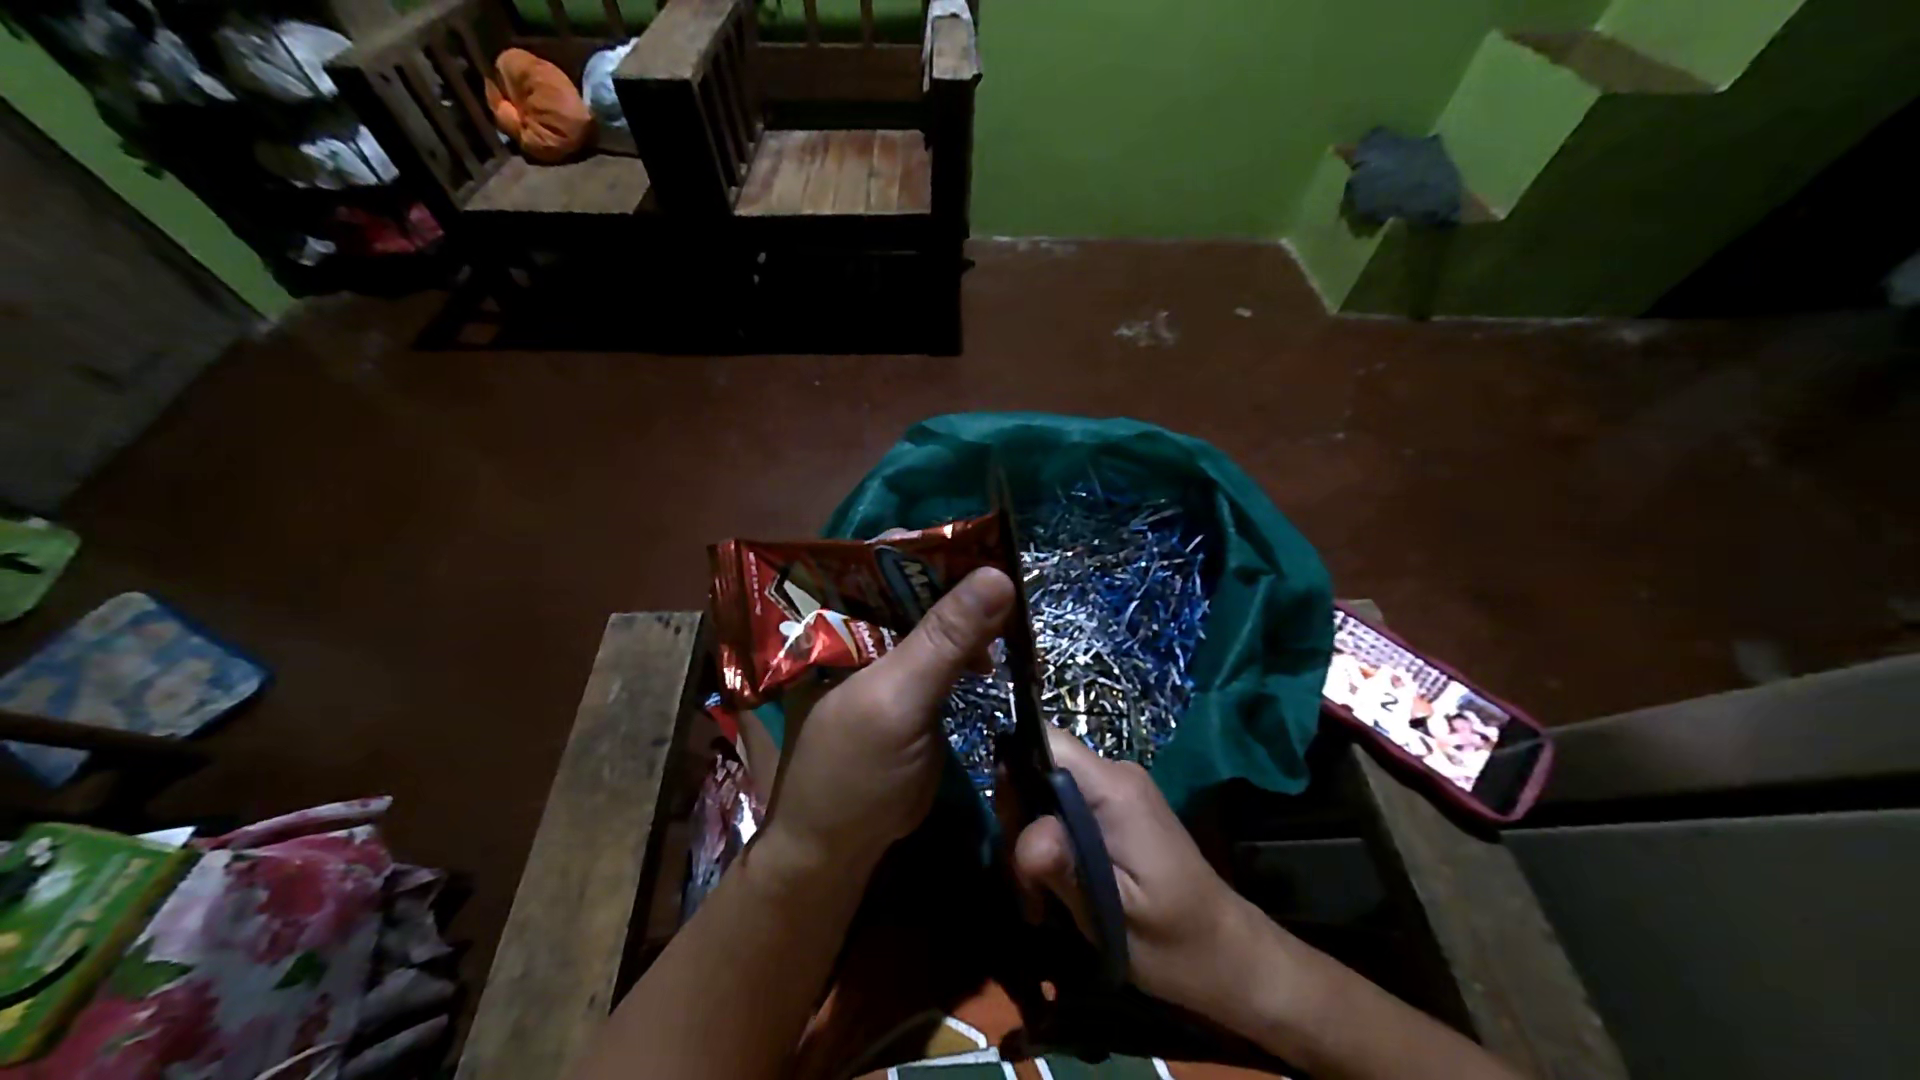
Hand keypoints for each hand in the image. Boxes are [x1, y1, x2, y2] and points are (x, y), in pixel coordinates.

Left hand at [768, 567, 1013, 873]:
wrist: (840, 847)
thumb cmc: (853, 772)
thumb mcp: (899, 699)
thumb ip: (944, 639)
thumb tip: (999, 574)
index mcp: (832, 618)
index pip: (879, 558)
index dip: (930, 545)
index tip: (985, 541)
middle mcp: (856, 626)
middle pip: (912, 582)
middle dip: (960, 577)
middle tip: (1009, 578)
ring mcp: (885, 655)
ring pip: (934, 614)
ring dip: (972, 612)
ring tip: (1011, 616)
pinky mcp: (910, 683)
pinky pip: (945, 649)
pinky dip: (973, 645)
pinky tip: (999, 651)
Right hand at [1006, 727, 1275, 1020]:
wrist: (1227, 954)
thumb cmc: (1175, 940)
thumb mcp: (1114, 914)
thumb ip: (1067, 869)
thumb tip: (1025, 836)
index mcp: (1114, 789)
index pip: (1048, 741)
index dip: (1015, 768)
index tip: (1008, 824)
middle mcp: (1113, 775)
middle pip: (1040, 769)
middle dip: (1019, 820)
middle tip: (1026, 885)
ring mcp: (1115, 792)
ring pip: (1046, 793)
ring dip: (1032, 842)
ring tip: (1039, 899)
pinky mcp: (1113, 811)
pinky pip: (1064, 810)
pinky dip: (1050, 846)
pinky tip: (1051, 891)